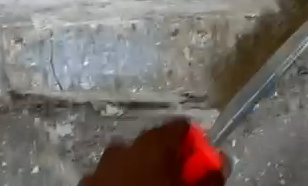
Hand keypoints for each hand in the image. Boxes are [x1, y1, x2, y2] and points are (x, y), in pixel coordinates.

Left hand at [80, 120, 223, 185]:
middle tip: (177, 180)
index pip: (181, 128)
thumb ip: (210, 177)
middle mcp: (126, 146)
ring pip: (128, 162)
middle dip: (167, 160)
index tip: (201, 163)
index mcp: (153, 143)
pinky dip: (119, 184)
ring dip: (141, 173)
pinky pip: (109, 178)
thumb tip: (221, 162)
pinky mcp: (86, 184)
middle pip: (154, 145)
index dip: (195, 144)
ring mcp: (101, 166)